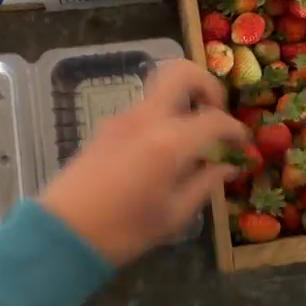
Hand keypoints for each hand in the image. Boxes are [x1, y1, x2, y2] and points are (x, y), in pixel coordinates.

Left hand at [39, 58, 247, 267]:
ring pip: (161, 89)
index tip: (243, 143)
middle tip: (215, 114)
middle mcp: (147, 118)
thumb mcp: (174, 215)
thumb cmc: (123, 231)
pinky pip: (145, 109)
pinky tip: (166, 151)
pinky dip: (163, 116)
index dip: (235, 129)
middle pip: (182, 72)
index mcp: (169, 141)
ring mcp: (123, 118)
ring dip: (183, 101)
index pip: (214, 119)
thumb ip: (205, 184)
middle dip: (207, 86)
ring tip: (193, 138)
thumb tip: (226, 166)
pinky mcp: (106, 127)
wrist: (62, 233)